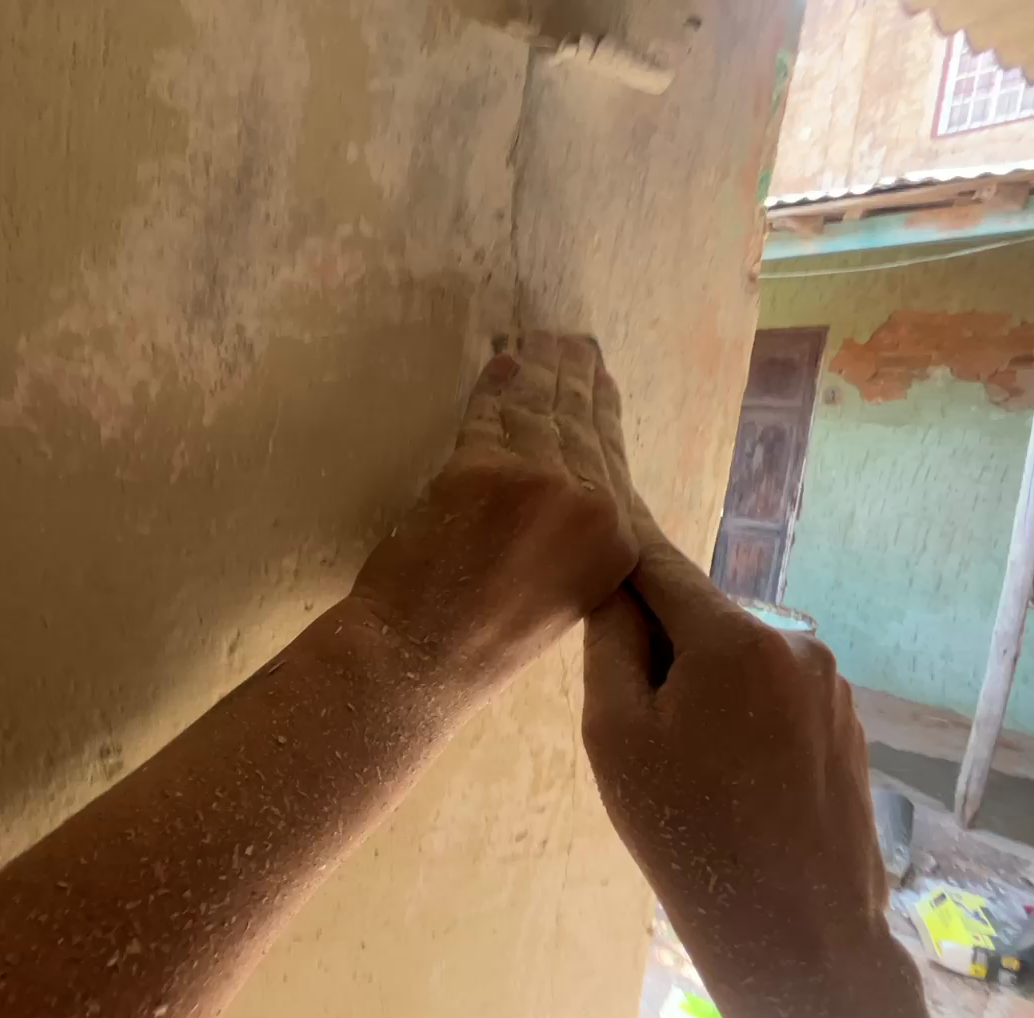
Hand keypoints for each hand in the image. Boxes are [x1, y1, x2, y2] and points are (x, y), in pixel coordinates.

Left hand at [350, 333, 637, 689]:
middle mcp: (590, 506)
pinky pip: (490, 414)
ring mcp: (537, 483)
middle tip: (574, 343)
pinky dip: (493, 386)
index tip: (600, 379)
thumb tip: (565, 476)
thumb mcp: (554, 592)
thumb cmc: (477, 641)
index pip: (611, 458)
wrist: (416, 659)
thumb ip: (570, 534)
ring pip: (538, 411)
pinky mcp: (480, 470)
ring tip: (540, 341)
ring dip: (537, 370)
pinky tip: (502, 362)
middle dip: (575, 378)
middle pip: (580, 425)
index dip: (602, 413)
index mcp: (617, 545)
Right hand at [583, 520, 953, 1017]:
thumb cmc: (684, 827)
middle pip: (695, 611)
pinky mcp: (844, 717)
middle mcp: (794, 641)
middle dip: (656, 637)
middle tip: (632, 712)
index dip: (622, 547)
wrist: (796, 932)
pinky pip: (767, 683)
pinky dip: (734, 700)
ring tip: (684, 752)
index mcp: (733, 638)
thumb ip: (609, 642)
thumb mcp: (615, 731)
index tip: (596, 521)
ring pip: (732, 649)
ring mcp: (828, 681)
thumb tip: (614, 586)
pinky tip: (728, 767)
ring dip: (696, 672)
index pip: (659, 563)